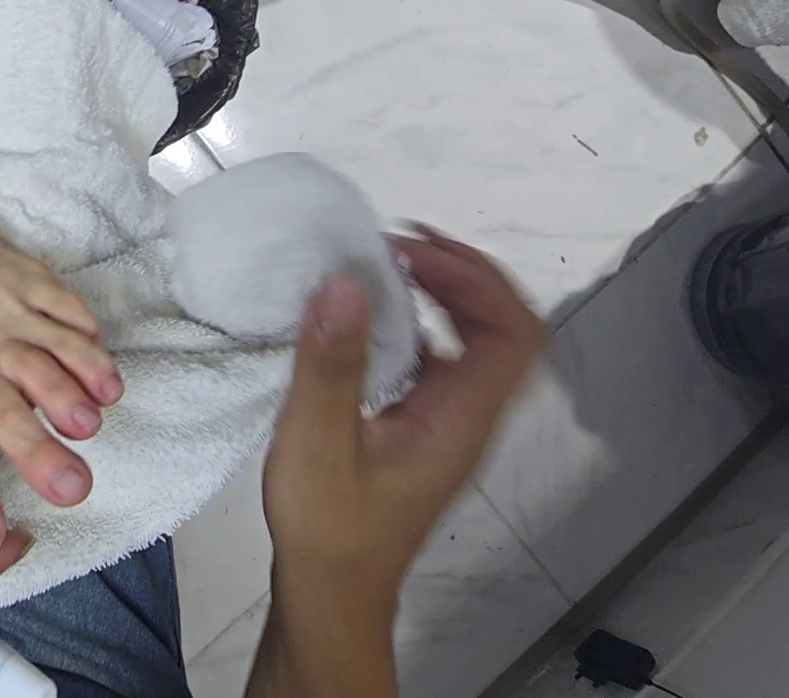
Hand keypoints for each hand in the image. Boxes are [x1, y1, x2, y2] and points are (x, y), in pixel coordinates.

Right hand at [249, 227, 545, 696]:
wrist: (330, 585)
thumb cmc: (327, 520)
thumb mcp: (318, 440)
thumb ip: (332, 365)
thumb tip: (343, 284)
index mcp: (459, 419)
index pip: (511, 333)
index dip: (473, 278)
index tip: (406, 248)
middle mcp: (466, 415)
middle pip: (502, 329)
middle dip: (457, 274)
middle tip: (389, 244)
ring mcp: (444, 421)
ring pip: (470, 342)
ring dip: (436, 294)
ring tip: (375, 265)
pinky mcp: (416, 425)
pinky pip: (434, 358)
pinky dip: (409, 321)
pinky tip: (359, 316)